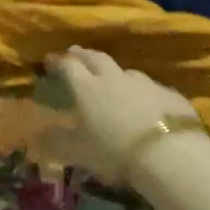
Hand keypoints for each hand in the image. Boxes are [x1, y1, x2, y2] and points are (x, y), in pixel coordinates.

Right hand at [46, 46, 209, 183]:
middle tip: (76, 54)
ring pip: (125, 71)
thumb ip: (57, 140)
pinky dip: (141, 91)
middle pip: (96, 58)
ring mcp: (145, 84)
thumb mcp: (78, 152)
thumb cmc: (115, 152)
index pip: (68, 65)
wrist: (170, 155)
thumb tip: (39, 132)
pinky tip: (143, 103)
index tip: (49, 61)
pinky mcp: (170, 95)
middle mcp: (115, 78)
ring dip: (114, 73)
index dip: (58, 61)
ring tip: (111, 80)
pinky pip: (150, 88)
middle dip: (84, 55)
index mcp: (87, 88)